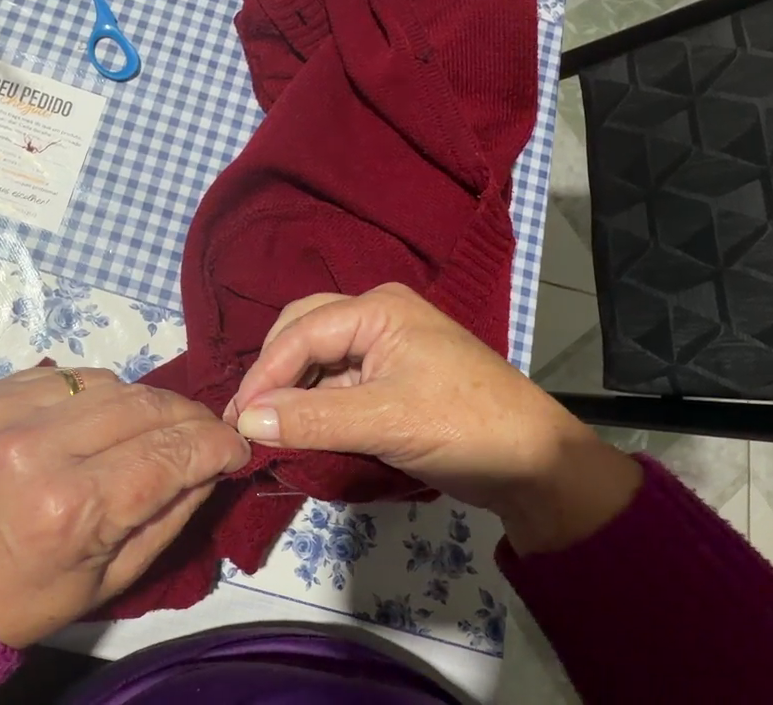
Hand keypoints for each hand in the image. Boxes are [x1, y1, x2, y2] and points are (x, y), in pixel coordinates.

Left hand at [0, 367, 250, 647]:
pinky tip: (92, 422)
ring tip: (144, 432)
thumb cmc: (33, 593)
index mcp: (70, 508)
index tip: (236, 446)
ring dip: (142, 404)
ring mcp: (8, 411)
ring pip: (112, 381)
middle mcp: (38, 449)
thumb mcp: (117, 575)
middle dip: (188, 417)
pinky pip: (71, 374)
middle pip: (145, 406)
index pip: (168, 455)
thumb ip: (175, 511)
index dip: (214, 445)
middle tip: (204, 433)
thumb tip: (217, 460)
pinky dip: (96, 394)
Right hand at [224, 283, 642, 554]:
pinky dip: (315, 404)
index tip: (235, 417)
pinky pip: (337, 382)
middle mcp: (376, 316)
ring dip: (292, 390)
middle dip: (274, 373)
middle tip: (247, 418)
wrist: (537, 465)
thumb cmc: (465, 426)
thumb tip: (245, 420)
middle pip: (304, 332)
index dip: (264, 373)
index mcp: (377, 308)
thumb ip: (312, 418)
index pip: (301, 331)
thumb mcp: (385, 421)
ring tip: (265, 428)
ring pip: (318, 359)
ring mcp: (384, 347)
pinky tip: (298, 429)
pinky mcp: (390, 377)